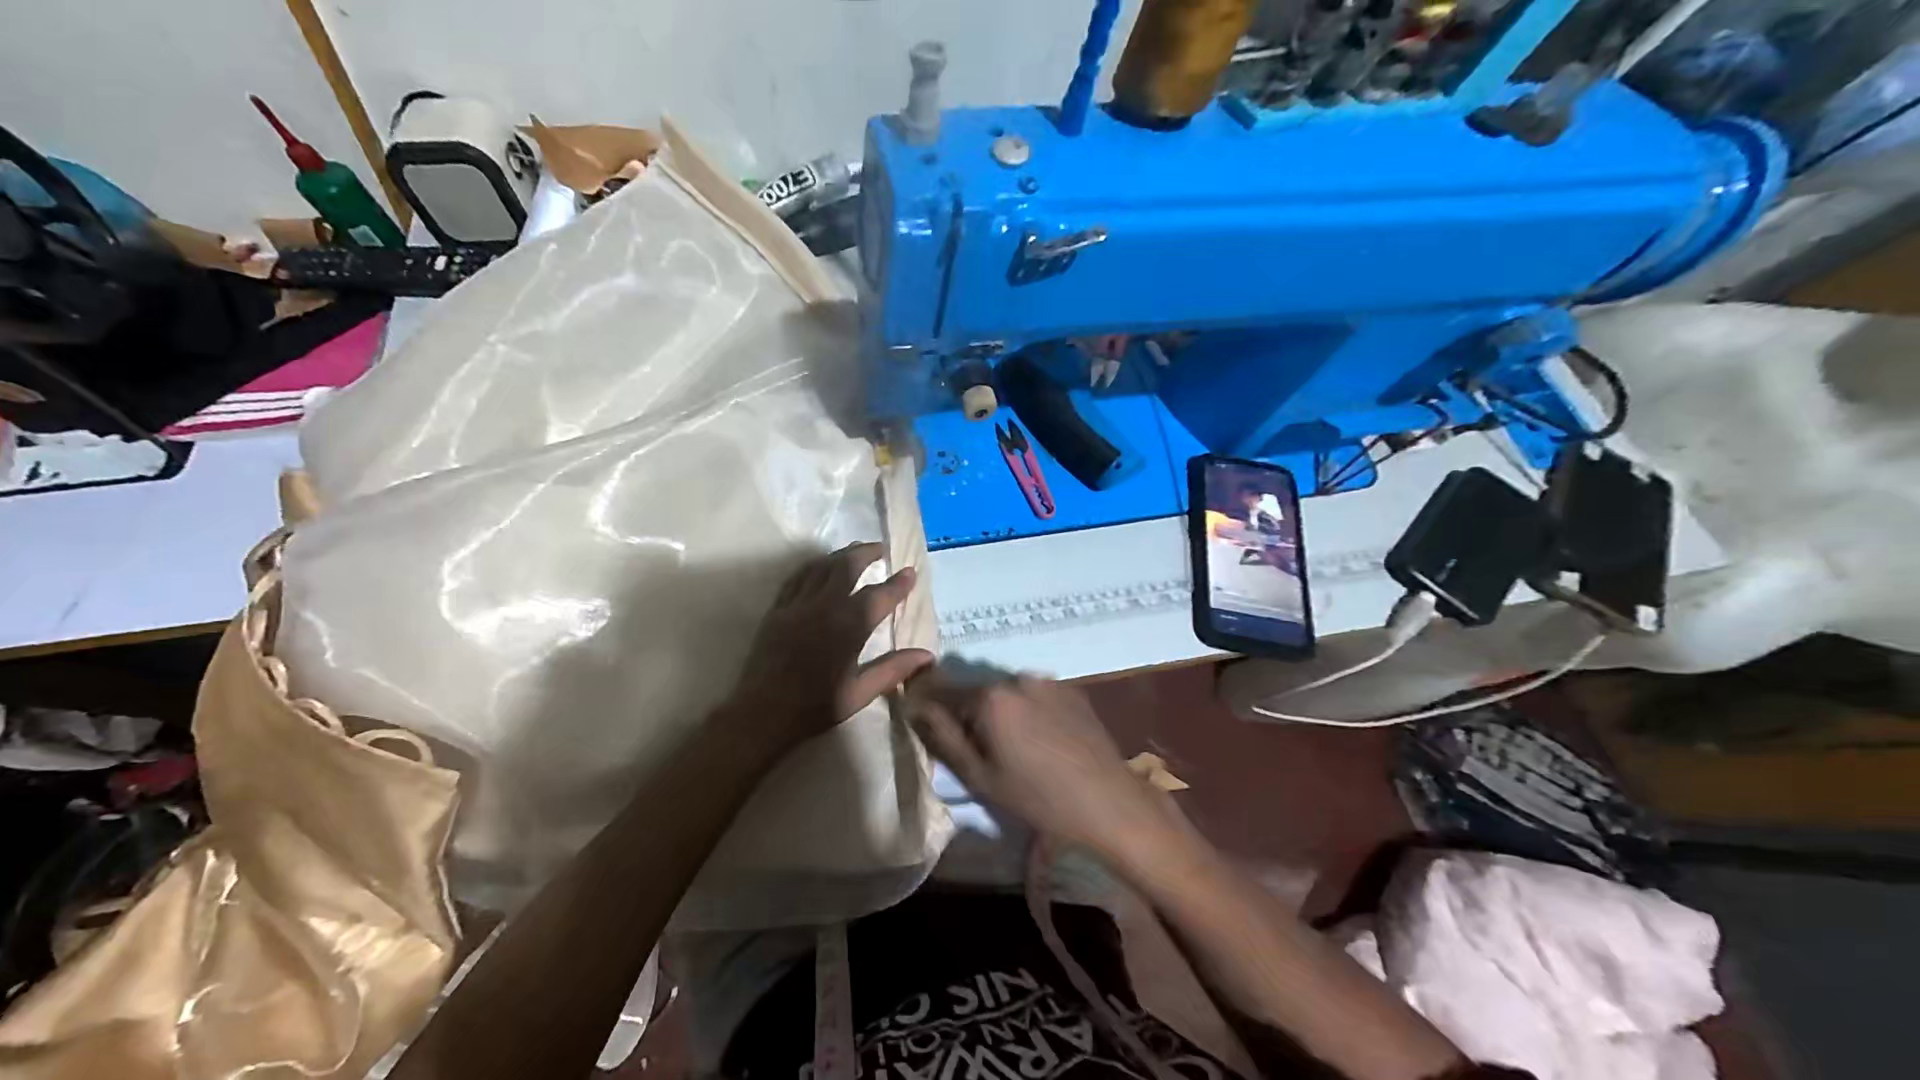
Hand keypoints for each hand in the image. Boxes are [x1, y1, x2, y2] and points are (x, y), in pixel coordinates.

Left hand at [723, 543, 931, 753]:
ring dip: (840, 555)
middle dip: (866, 553)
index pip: (879, 595)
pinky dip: (813, 566)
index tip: (910, 571)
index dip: (898, 583)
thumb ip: (893, 669)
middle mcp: (823, 607)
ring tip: (854, 551)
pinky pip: (797, 577)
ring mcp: (797, 605)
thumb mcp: (860, 692)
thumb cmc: (815, 707)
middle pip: (846, 566)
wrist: (762, 713)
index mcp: (848, 627)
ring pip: (820, 566)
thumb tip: (928, 656)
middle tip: (880, 548)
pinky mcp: (777, 609)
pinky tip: (819, 567)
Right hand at [909, 676, 1181, 861]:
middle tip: (978, 750)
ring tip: (1014, 748)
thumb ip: (943, 737)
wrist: (1109, 802)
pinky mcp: (1072, 690)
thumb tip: (915, 706)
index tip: (932, 730)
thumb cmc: (1037, 798)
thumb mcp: (980, 776)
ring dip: (1001, 711)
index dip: (931, 709)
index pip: (943, 692)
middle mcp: (1017, 677)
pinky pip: (1035, 695)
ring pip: (1007, 692)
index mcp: (990, 697)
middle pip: (977, 690)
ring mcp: (1048, 681)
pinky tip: (1041, 742)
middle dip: (969, 712)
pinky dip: (1028, 711)